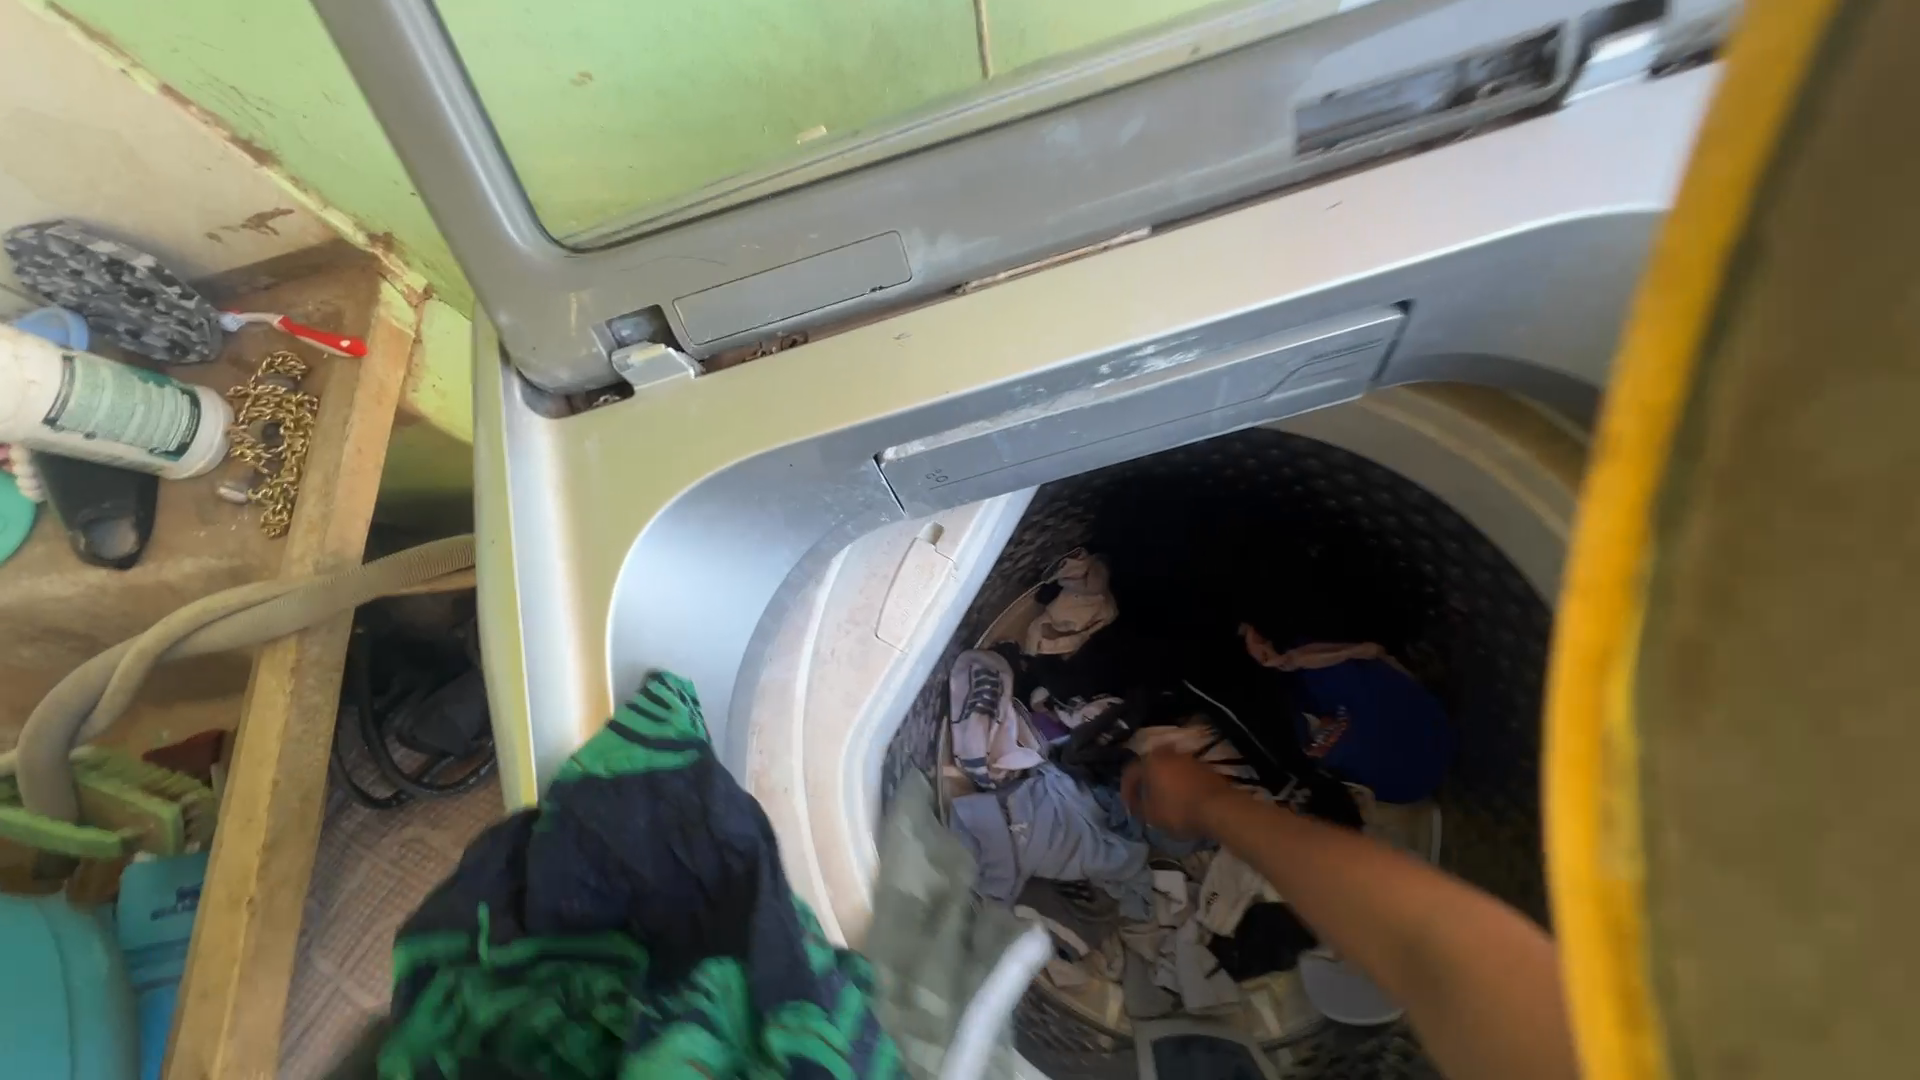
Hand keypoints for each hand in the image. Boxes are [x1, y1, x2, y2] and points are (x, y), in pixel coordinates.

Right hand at [1121, 748, 1241, 838]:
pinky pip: (1186, 774)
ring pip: (1170, 767)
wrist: (1219, 808)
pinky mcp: (1205, 768)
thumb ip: (1138, 808)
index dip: (1127, 790)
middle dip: (1147, 780)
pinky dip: (1181, 783)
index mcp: (1151, 762)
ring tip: (1166, 798)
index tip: (1129, 806)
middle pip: (1151, 765)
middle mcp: (1168, 755)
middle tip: (1146, 796)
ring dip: (1165, 780)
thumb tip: (1135, 804)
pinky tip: (1184, 797)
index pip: (1131, 772)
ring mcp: (1189, 759)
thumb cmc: (1179, 810)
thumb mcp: (1151, 815)